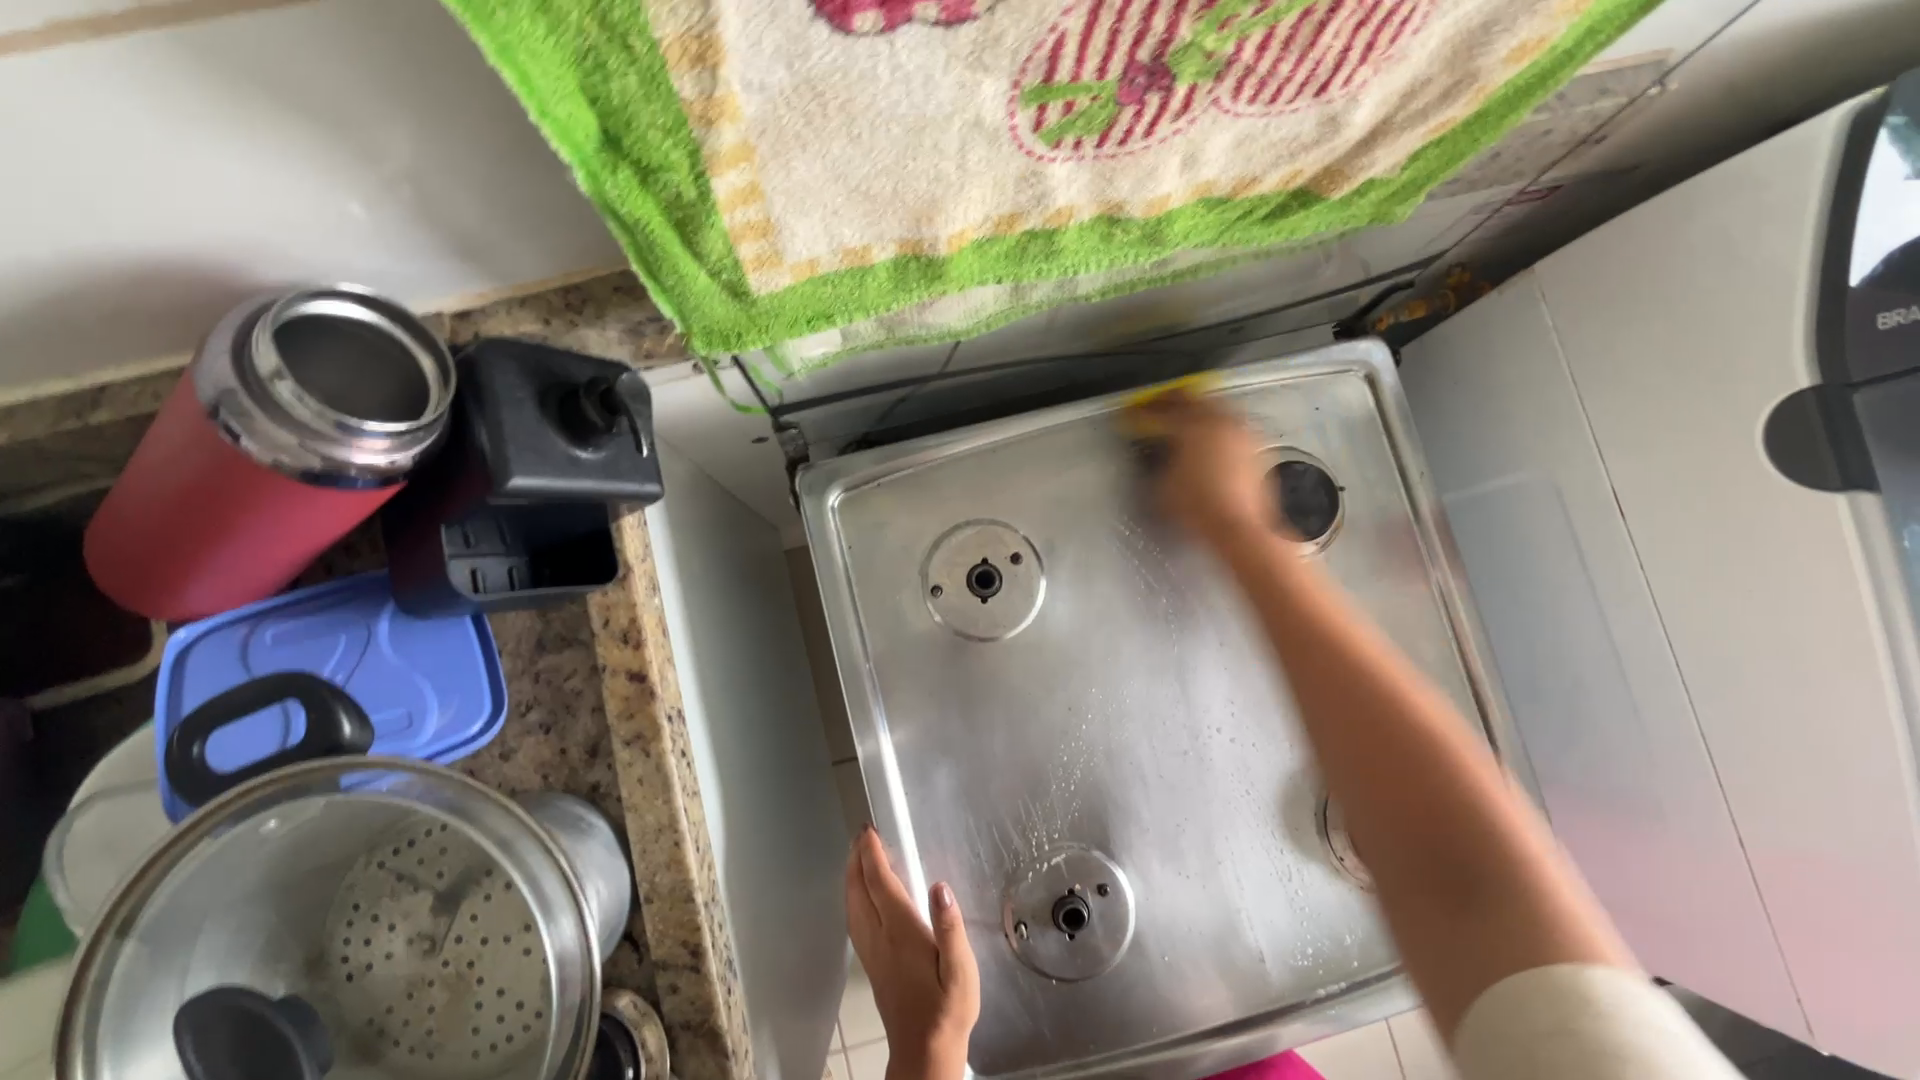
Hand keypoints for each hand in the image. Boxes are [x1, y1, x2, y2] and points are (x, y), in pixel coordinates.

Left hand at [845, 827, 979, 1079]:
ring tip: (858, 856)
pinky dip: (854, 897)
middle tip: (861, 835)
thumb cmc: (948, 1010)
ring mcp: (871, 953)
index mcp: (900, 933)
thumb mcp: (961, 971)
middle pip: (858, 891)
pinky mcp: (872, 964)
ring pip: (852, 905)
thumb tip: (939, 886)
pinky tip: (861, 896)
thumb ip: (950, 928)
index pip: (880, 884)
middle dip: (857, 859)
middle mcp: (879, 939)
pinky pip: (854, 919)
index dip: (872, 855)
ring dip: (852, 877)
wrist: (924, 1053)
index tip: (870, 830)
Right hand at [1129, 389, 1273, 548]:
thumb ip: (1157, 462)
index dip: (1142, 412)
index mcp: (1193, 426)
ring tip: (1185, 418)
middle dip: (1173, 401)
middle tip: (1158, 404)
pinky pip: (1230, 426)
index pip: (1161, 411)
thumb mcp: (1163, 486)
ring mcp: (1241, 433)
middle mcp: (1220, 422)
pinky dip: (1216, 426)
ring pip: (1216, 409)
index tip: (1132, 413)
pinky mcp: (1255, 448)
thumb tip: (1157, 453)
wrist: (1240, 529)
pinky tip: (1208, 439)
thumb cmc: (1198, 509)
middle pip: (1194, 399)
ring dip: (1199, 410)